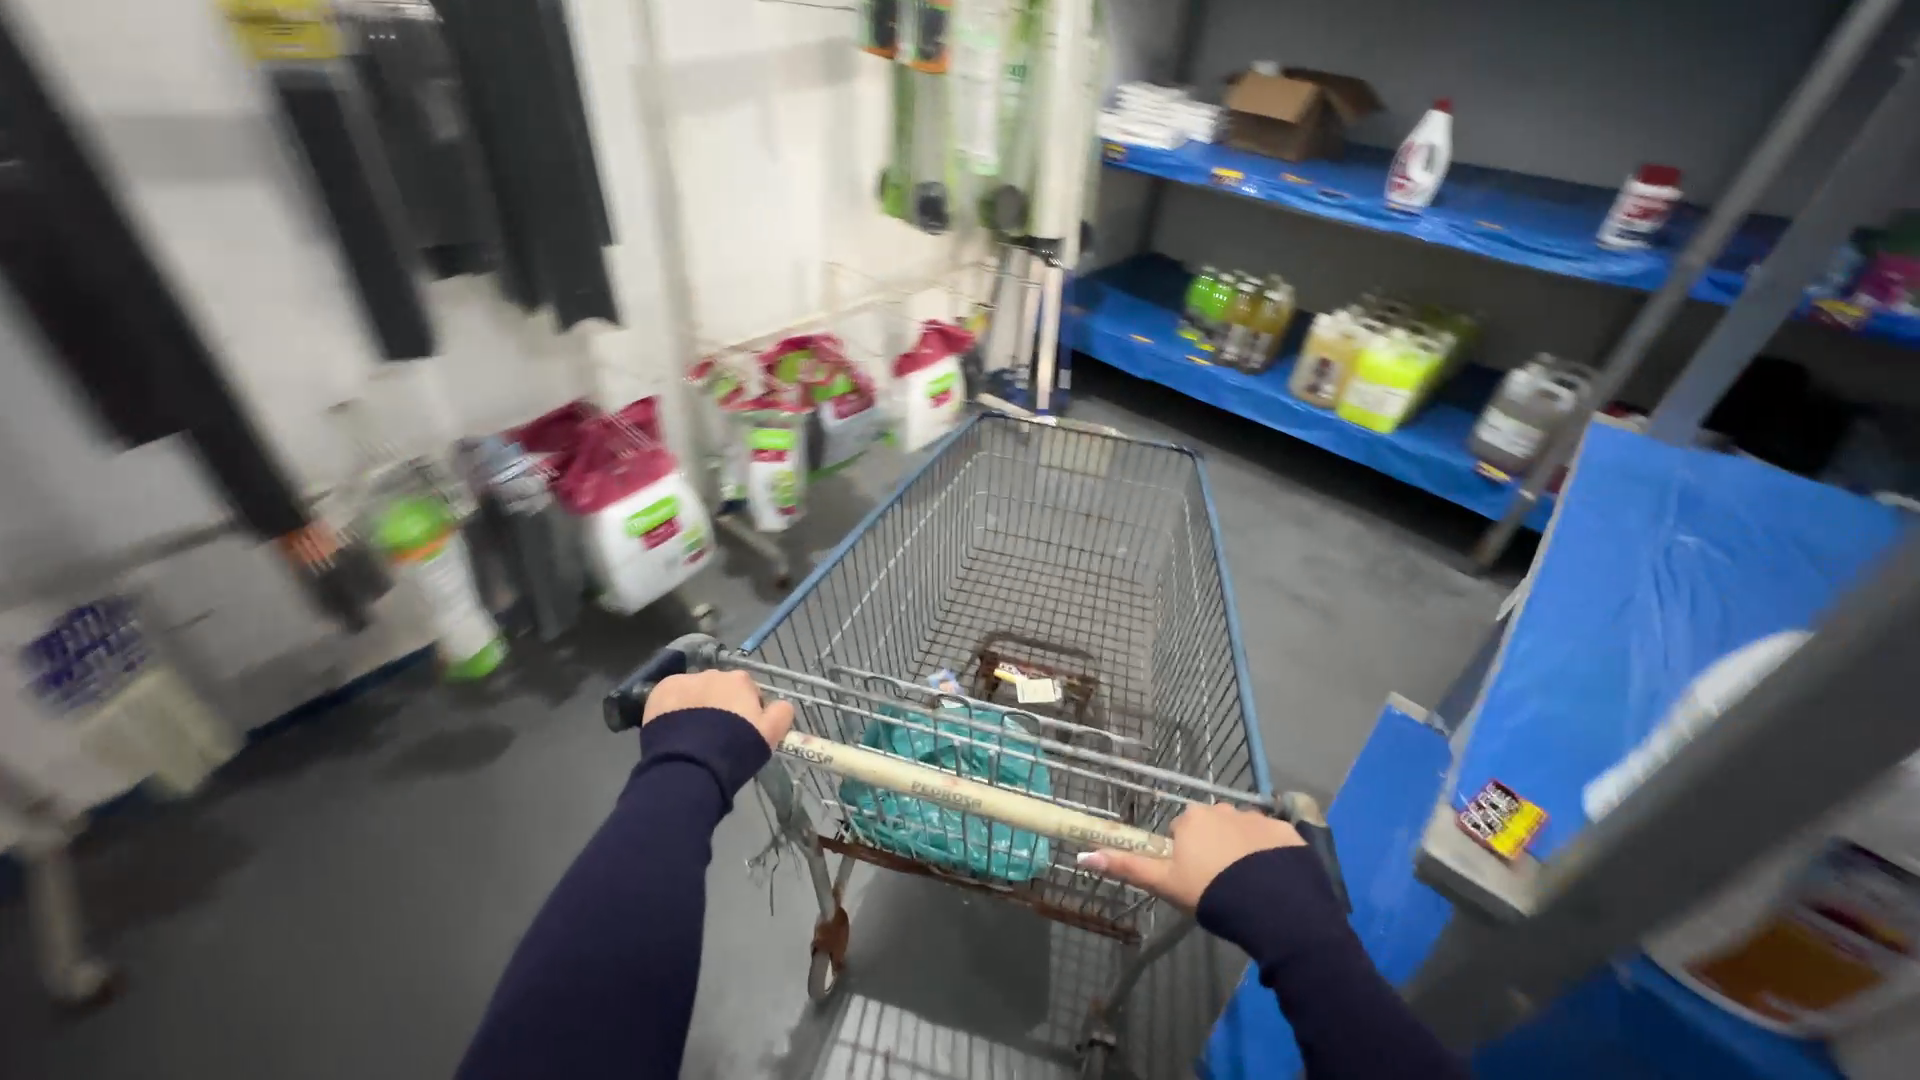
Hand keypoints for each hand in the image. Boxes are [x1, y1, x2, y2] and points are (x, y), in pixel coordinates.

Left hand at [642, 670, 794, 748]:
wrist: (691, 764)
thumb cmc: (736, 748)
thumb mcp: (772, 734)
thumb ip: (781, 713)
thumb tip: (780, 704)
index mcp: (741, 680)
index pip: (747, 691)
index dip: (745, 711)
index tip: (741, 730)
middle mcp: (713, 673)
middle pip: (719, 688)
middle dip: (719, 705)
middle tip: (716, 734)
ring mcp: (684, 681)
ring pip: (693, 692)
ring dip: (695, 706)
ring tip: (692, 735)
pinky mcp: (659, 693)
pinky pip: (670, 698)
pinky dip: (671, 709)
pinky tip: (672, 730)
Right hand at [1078, 801, 1302, 911]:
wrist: (1271, 907)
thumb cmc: (1209, 892)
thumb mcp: (1164, 883)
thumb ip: (1126, 866)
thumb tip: (1083, 854)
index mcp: (1192, 818)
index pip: (1182, 832)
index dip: (1186, 857)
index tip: (1194, 880)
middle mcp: (1223, 808)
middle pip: (1213, 828)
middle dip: (1215, 850)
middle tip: (1220, 885)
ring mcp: (1257, 818)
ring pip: (1243, 834)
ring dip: (1242, 852)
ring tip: (1250, 888)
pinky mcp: (1287, 832)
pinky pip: (1273, 841)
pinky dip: (1271, 857)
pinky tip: (1274, 882)